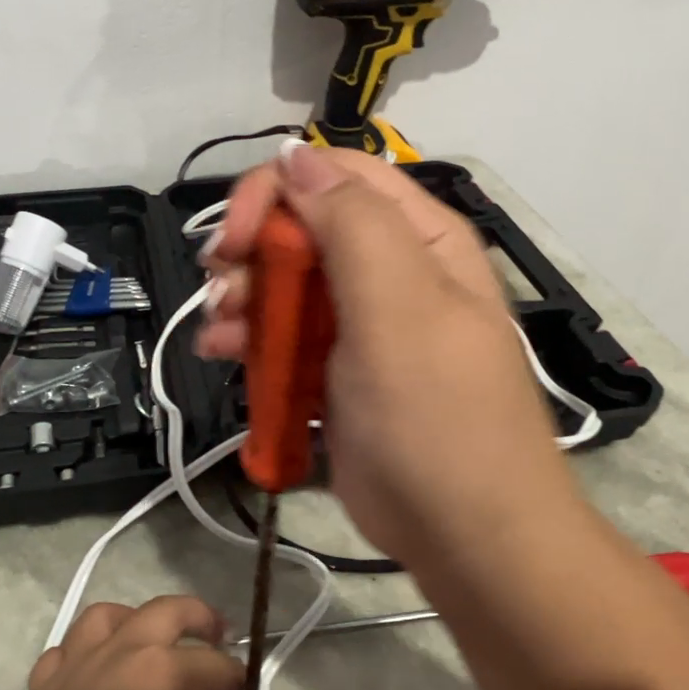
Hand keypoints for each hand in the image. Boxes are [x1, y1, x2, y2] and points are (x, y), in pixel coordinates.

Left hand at [0, 596, 288, 689]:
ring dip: (137, 621)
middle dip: (199, 619)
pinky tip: (98, 676)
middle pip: (165, 611)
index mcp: (165, 674)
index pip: (215, 663)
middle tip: (217, 640)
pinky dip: (86, 649)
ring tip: (155, 646)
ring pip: (107, 616)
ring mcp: (73, 669)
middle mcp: (118, 654)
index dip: (236, 680)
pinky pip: (63, 649)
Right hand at [195, 146, 579, 565]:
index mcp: (419, 240)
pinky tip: (225, 357)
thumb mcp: (400, 309)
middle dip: (251, 253)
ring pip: (284, 285)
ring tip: (220, 339)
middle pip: (301, 230)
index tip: (232, 241)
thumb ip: (351, 224)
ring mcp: (362, 328)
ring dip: (243, 301)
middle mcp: (390, 273)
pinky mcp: (337, 375)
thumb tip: (295, 156)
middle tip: (222, 290)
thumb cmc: (438, 417)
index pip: (335, 176)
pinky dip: (250, 343)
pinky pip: (284, 338)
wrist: (468, 534)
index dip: (274, 193)